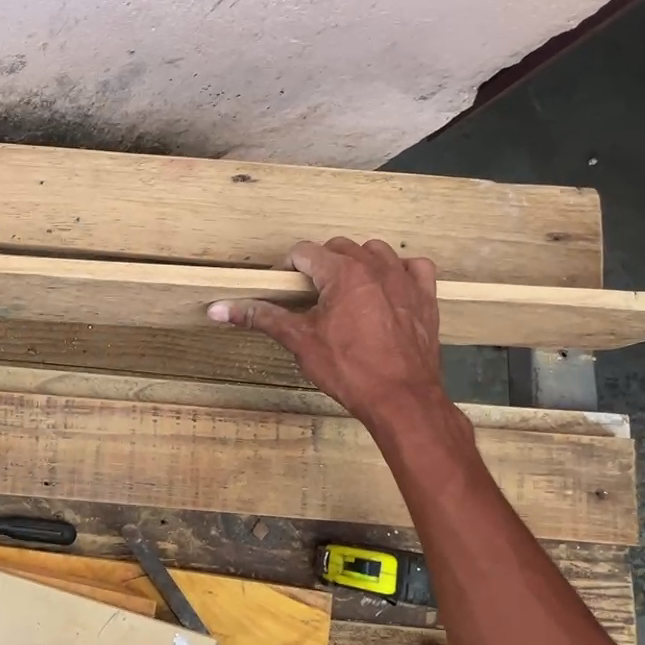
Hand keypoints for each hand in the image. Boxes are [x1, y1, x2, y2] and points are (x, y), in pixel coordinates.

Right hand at [209, 238, 446, 424]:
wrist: (400, 397)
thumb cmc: (349, 369)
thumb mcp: (298, 340)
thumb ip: (260, 316)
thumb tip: (219, 309)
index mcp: (342, 273)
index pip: (304, 252)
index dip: (287, 270)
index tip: (284, 291)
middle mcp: (376, 268)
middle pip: (338, 247)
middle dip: (319, 266)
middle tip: (308, 297)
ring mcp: (405, 280)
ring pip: (374, 251)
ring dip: (356, 263)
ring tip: (343, 292)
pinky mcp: (425, 297)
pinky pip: (413, 267)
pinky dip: (397, 271)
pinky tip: (384, 290)